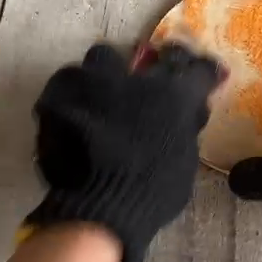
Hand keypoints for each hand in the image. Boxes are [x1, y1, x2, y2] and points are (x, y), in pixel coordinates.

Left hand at [26, 42, 220, 261]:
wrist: (97, 208)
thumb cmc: (151, 193)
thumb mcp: (183, 161)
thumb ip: (183, 129)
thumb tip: (188, 112)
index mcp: (174, 95)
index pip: (197, 69)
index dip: (201, 70)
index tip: (202, 73)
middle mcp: (136, 78)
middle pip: (149, 53)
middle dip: (152, 65)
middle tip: (146, 81)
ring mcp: (95, 81)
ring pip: (102, 57)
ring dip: (105, 74)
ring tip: (99, 94)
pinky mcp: (60, 93)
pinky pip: (66, 85)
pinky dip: (70, 97)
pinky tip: (69, 114)